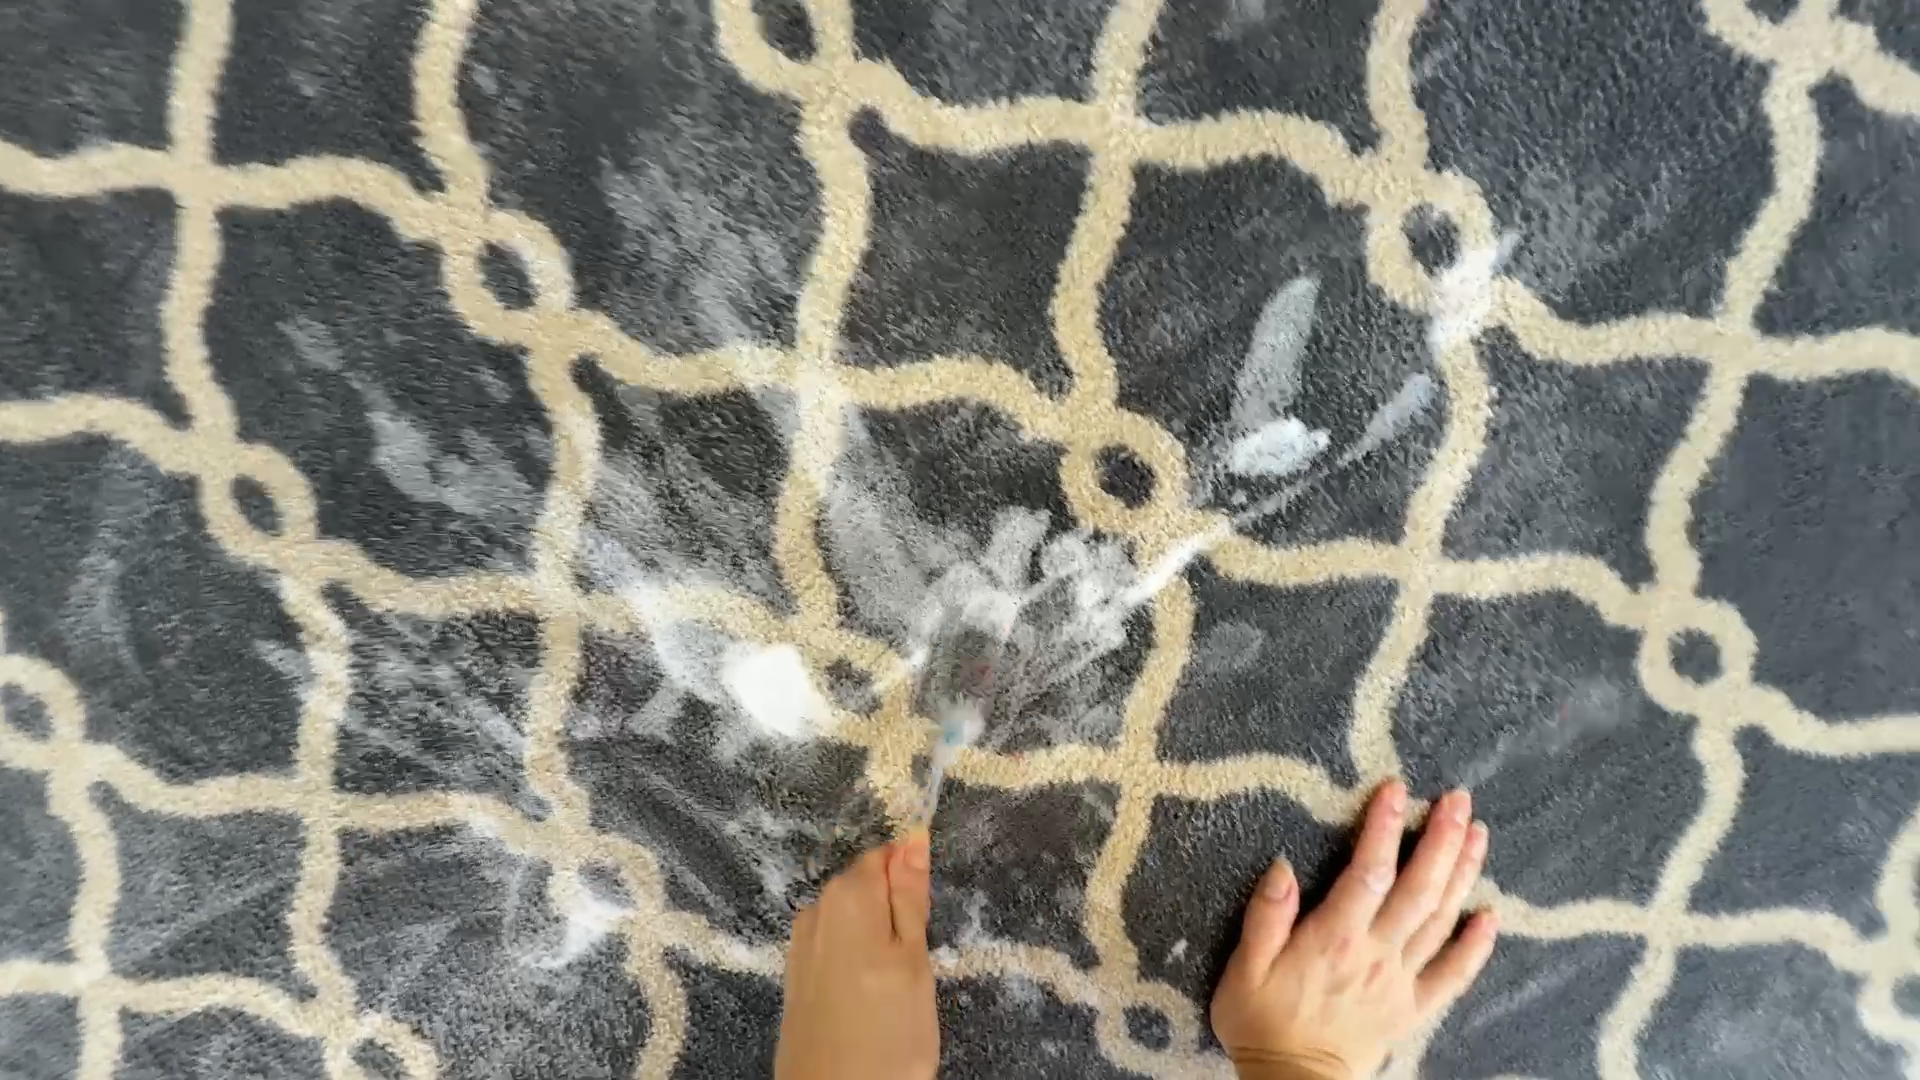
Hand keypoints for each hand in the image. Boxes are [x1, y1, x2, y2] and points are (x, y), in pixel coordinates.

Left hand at [776, 829, 938, 1079]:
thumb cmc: (887, 1031)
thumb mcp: (913, 958)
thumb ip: (910, 894)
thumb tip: (914, 835)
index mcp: (848, 893)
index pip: (885, 855)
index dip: (909, 883)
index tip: (921, 923)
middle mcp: (816, 906)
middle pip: (865, 885)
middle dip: (891, 911)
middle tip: (910, 962)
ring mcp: (800, 942)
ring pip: (851, 917)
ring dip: (872, 937)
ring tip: (888, 987)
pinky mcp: (794, 974)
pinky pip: (832, 944)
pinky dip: (852, 960)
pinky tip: (863, 997)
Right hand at [1210, 780, 1498, 1079]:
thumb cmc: (1260, 1017)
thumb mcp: (1245, 964)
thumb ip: (1265, 914)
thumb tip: (1283, 865)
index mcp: (1334, 938)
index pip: (1368, 873)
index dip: (1384, 828)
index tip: (1396, 790)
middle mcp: (1376, 954)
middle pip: (1419, 891)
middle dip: (1440, 841)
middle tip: (1458, 800)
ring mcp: (1401, 981)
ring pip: (1441, 921)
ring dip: (1461, 875)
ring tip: (1477, 834)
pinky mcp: (1413, 1006)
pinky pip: (1454, 974)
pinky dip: (1476, 944)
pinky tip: (1491, 914)